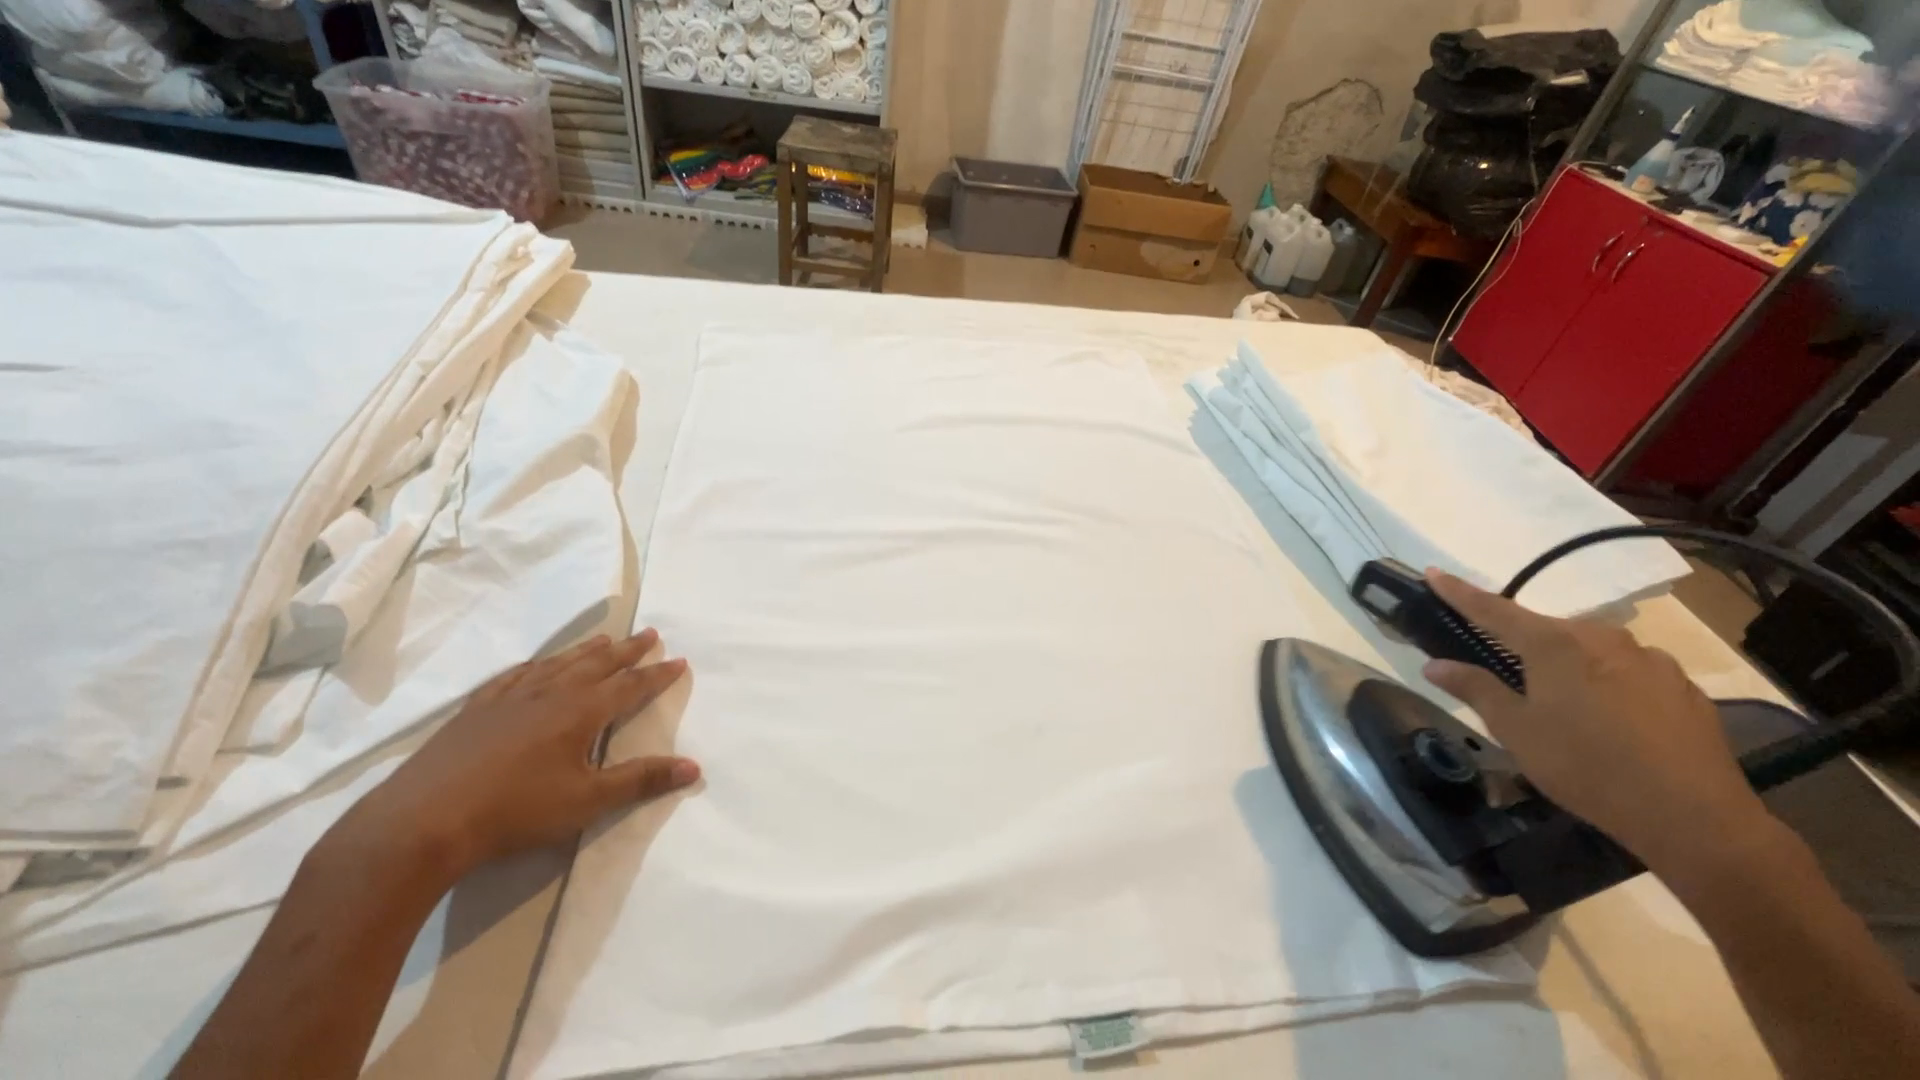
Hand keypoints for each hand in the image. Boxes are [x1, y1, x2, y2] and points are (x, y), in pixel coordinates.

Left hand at [343, 629, 699, 881]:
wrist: (424, 821)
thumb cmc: (516, 811)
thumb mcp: (587, 802)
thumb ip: (640, 781)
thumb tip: (693, 767)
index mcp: (579, 713)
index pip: (629, 687)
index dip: (656, 675)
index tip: (678, 660)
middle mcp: (548, 695)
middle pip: (596, 666)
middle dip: (626, 651)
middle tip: (648, 634)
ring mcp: (508, 699)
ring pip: (556, 665)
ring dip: (584, 652)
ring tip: (602, 640)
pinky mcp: (475, 711)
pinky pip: (513, 677)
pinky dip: (534, 666)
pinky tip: (534, 666)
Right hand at [1422, 570, 1771, 865]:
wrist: (1693, 815)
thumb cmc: (1586, 768)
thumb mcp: (1517, 732)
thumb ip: (1476, 690)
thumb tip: (1435, 664)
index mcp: (1554, 644)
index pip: (1494, 609)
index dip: (1459, 593)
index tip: (1433, 573)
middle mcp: (1602, 637)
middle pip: (1547, 630)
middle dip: (1523, 643)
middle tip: (1505, 671)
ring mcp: (1649, 659)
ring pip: (1592, 651)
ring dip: (1569, 666)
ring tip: (1564, 706)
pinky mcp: (1681, 686)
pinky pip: (1629, 673)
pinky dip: (1608, 685)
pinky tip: (1612, 722)